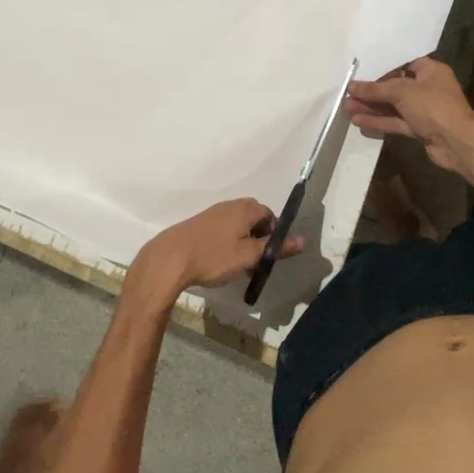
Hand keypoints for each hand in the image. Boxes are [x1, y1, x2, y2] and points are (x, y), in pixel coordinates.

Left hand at [132, 198, 304, 296]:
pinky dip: (226, 245)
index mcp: (245, 208)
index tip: (268, 256)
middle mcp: (230, 205)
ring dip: (241, 244)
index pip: (270, 215)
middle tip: (254, 264)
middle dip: (257, 241)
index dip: (273, 235)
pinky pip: (221, 231)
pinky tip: (218, 263)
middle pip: (253, 220)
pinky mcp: (199, 224)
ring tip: (236, 267)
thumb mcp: (249, 256)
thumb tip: (302, 240)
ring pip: (236, 227)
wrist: (170, 258)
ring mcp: (212, 213)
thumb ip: (275, 248)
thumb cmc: (214, 256)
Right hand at [344, 56, 473, 175]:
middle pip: (395, 86)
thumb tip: (352, 86)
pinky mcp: (420, 128)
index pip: (403, 64)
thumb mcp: (402, 92)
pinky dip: (379, 121)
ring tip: (346, 107)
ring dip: (372, 107)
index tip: (362, 70)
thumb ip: (376, 89)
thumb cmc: (433, 106)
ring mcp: (424, 110)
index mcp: (431, 71)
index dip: (382, 67)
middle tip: (349, 92)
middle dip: (372, 91)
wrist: (457, 142)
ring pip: (393, 106)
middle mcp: (428, 88)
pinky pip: (396, 121)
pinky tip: (359, 121)